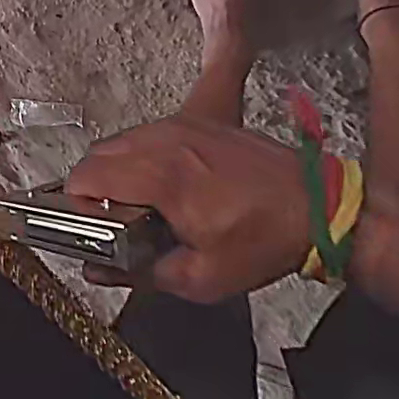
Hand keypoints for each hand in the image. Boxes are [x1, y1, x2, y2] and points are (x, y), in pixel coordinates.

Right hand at [65, 116, 309, 302]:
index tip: (97, 225)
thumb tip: (93, 270)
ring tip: (144, 200)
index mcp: (160, 178)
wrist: (320, 206)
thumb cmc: (264, 241)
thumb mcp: (200, 279)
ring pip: (117, 143)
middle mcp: (162, 142)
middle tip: (119, 217)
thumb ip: (137, 274)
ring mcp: (178, 125)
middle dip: (94, 188)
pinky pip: (144, 131)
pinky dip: (137, 153)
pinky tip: (160, 176)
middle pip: (95, 157)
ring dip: (116, 170)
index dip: (78, 204)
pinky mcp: (193, 119)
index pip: (85, 176)